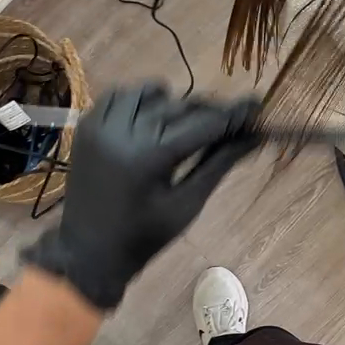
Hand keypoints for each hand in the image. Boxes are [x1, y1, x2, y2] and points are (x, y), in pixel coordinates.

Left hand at [21, 83, 259, 309]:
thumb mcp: (188, 203)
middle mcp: (123, 133)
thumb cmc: (145, 237)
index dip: (234, 114)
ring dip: (173, 101)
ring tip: (187, 119)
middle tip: (230, 119)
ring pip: (148, 93)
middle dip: (208, 111)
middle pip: (179, 106)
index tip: (257, 104)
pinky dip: (140, 100)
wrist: (89, 252)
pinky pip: (118, 97)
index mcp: (150, 158)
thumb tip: (255, 136)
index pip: (203, 124)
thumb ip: (220, 163)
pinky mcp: (87, 126)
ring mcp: (101, 126)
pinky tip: (154, 116)